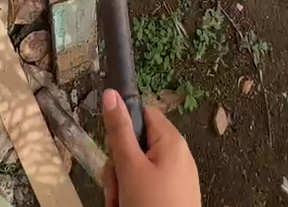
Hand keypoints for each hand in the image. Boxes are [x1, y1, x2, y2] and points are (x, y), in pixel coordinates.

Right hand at [101, 89, 199, 206]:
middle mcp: (177, 156)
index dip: (123, 127)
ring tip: (120, 206)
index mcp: (171, 140)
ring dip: (122, 187)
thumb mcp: (130, 168)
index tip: (112, 148)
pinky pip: (146, 188)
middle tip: (115, 188)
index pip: (142, 113)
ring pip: (137, 170)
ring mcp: (176, 180)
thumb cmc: (152, 206)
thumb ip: (119, 130)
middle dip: (118, 167)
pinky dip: (134, 199)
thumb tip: (111, 92)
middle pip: (136, 145)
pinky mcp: (173, 199)